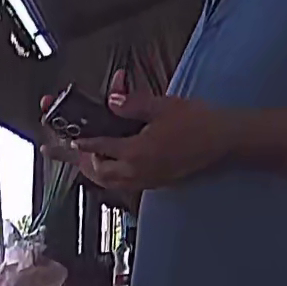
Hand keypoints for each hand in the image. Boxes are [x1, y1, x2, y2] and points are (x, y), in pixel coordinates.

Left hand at [73, 70, 235, 191]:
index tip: (68, 138)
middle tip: (64, 149)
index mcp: (135, 153)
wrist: (222, 143)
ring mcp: (142, 181)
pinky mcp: (150, 184)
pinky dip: (106, 176)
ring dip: (90, 170)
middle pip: (96, 170)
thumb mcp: (164, 106)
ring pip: (106, 181)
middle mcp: (135, 172)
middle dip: (79, 159)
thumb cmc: (197, 123)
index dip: (81, 141)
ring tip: (79, 159)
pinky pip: (119, 184)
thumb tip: (112, 101)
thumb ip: (134, 104)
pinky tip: (105, 167)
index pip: (99, 147)